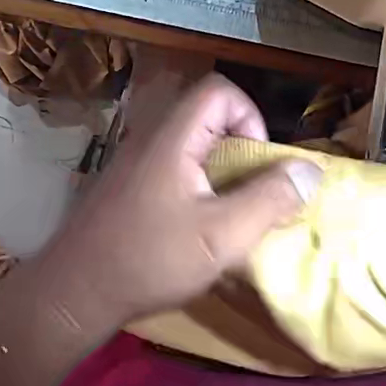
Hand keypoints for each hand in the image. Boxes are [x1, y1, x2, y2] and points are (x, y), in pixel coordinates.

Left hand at [31, 74, 321, 334]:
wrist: (74, 295)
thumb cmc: (149, 260)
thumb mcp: (222, 236)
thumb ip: (270, 200)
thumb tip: (311, 170)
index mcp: (173, 139)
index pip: (219, 91)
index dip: (250, 117)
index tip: (257, 163)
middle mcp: (151, 140)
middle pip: (208, 117)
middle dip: (241, 150)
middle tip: (250, 193)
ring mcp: (136, 164)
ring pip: (193, 146)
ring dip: (222, 173)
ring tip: (230, 213)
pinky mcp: (129, 188)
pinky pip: (176, 169)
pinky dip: (200, 188)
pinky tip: (199, 229)